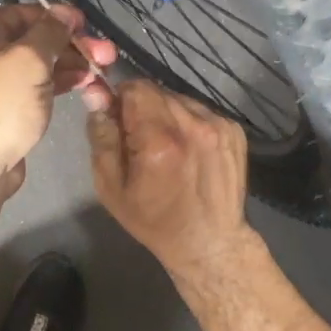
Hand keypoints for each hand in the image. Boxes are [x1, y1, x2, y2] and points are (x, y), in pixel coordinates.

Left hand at [0, 3, 115, 201]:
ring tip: (100, 71)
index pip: (22, 14)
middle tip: (105, 55)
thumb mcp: (30, 62)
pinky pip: (29, 86)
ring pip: (33, 65)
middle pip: (30, 40)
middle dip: (69, 45)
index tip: (89, 27)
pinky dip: (53, 83)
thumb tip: (64, 12)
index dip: (58, 18)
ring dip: (67, 65)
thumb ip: (50, 32)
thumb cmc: (1, 108)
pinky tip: (81, 83)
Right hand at [86, 79, 259, 277]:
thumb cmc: (153, 220)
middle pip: (157, 91)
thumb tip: (95, 95)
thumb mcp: (111, 186)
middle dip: (143, 109)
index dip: (121, 102)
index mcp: (159, 140)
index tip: (120, 124)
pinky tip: (188, 152)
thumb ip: (102, 136)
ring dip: (167, 114)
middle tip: (141, 141)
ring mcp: (219, 126)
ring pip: (179, 99)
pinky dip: (189, 124)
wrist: (210, 242)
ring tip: (168, 148)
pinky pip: (201, 111)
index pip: (134, 88)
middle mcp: (193, 125)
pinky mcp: (234, 130)